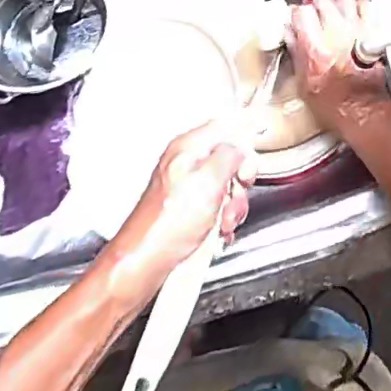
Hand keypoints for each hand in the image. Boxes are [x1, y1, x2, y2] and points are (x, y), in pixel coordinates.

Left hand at [108, 121, 257, 295]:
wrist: (143, 264)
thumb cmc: (166, 226)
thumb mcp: (209, 181)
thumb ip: (229, 155)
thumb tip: (241, 147)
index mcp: (188, 147)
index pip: (225, 126)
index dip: (242, 143)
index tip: (247, 165)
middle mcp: (186, 163)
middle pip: (229, 158)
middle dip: (239, 182)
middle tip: (233, 196)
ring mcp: (186, 187)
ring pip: (226, 185)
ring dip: (232, 205)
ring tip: (223, 221)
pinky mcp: (187, 209)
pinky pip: (216, 205)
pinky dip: (222, 218)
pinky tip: (218, 231)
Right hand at [291, 0, 390, 134]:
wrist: (366, 114)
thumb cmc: (337, 106)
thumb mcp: (304, 85)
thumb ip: (296, 53)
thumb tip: (290, 34)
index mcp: (316, 49)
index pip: (301, 13)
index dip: (297, 13)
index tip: (297, 18)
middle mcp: (337, 36)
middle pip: (322, 0)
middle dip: (315, 4)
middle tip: (313, 12)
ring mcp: (358, 32)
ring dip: (336, 1)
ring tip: (332, 10)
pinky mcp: (374, 33)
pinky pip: (365, 7)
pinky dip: (357, 7)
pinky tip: (352, 16)